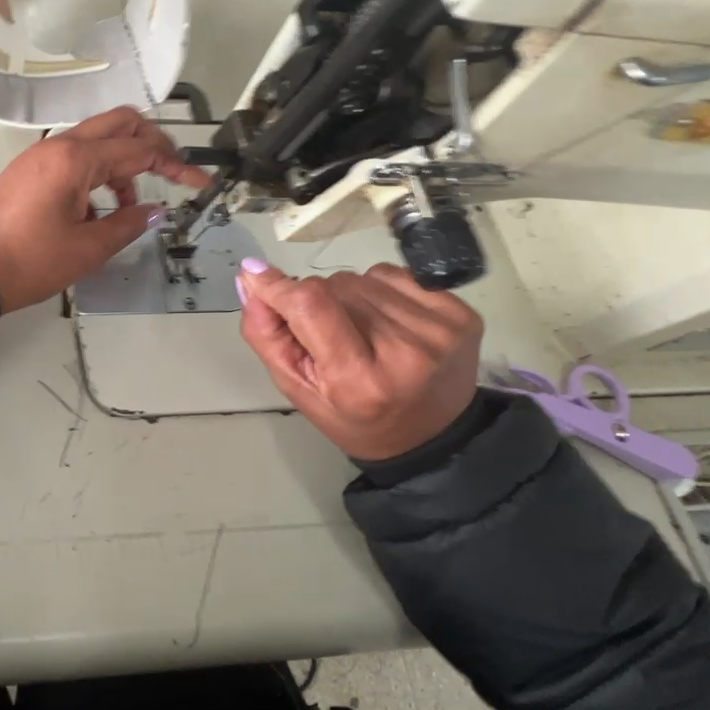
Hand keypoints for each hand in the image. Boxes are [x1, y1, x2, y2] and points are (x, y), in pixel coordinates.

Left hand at [0, 106, 209, 314]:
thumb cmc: (30, 263)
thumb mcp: (88, 249)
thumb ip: (128, 224)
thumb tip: (154, 211)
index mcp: (74, 160)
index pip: (139, 150)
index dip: (176, 165)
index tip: (199, 182)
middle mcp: (57, 146)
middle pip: (119, 123)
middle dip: (152, 144)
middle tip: (172, 172)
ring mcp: (39, 155)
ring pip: (95, 139)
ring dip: (122, 161)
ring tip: (128, 206)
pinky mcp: (28, 170)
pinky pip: (73, 156)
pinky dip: (96, 172)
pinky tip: (98, 208)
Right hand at [239, 260, 482, 461]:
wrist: (434, 436)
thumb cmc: (354, 418)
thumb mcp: (297, 389)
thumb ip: (266, 335)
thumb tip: (250, 277)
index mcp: (360, 379)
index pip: (310, 306)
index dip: (277, 286)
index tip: (253, 273)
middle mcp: (405, 348)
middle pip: (333, 288)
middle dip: (316, 301)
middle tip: (324, 334)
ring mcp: (437, 327)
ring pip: (360, 278)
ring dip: (346, 296)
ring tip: (358, 330)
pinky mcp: (459, 311)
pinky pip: (392, 275)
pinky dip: (376, 290)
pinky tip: (383, 320)